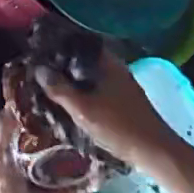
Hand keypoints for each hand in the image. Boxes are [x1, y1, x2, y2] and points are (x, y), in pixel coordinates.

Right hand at [35, 47, 181, 166]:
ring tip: (51, 85)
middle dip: (63, 63)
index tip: (38, 48)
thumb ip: (59, 88)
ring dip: (73, 78)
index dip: (57, 43)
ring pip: (90, 73)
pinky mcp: (124, 98)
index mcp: (106, 61)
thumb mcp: (83, 109)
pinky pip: (98, 86)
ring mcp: (121, 82)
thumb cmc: (118, 126)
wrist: (155, 150)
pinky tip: (72, 101)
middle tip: (39, 69)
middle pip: (83, 58)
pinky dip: (83, 89)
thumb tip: (38, 69)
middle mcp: (114, 65)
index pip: (77, 42)